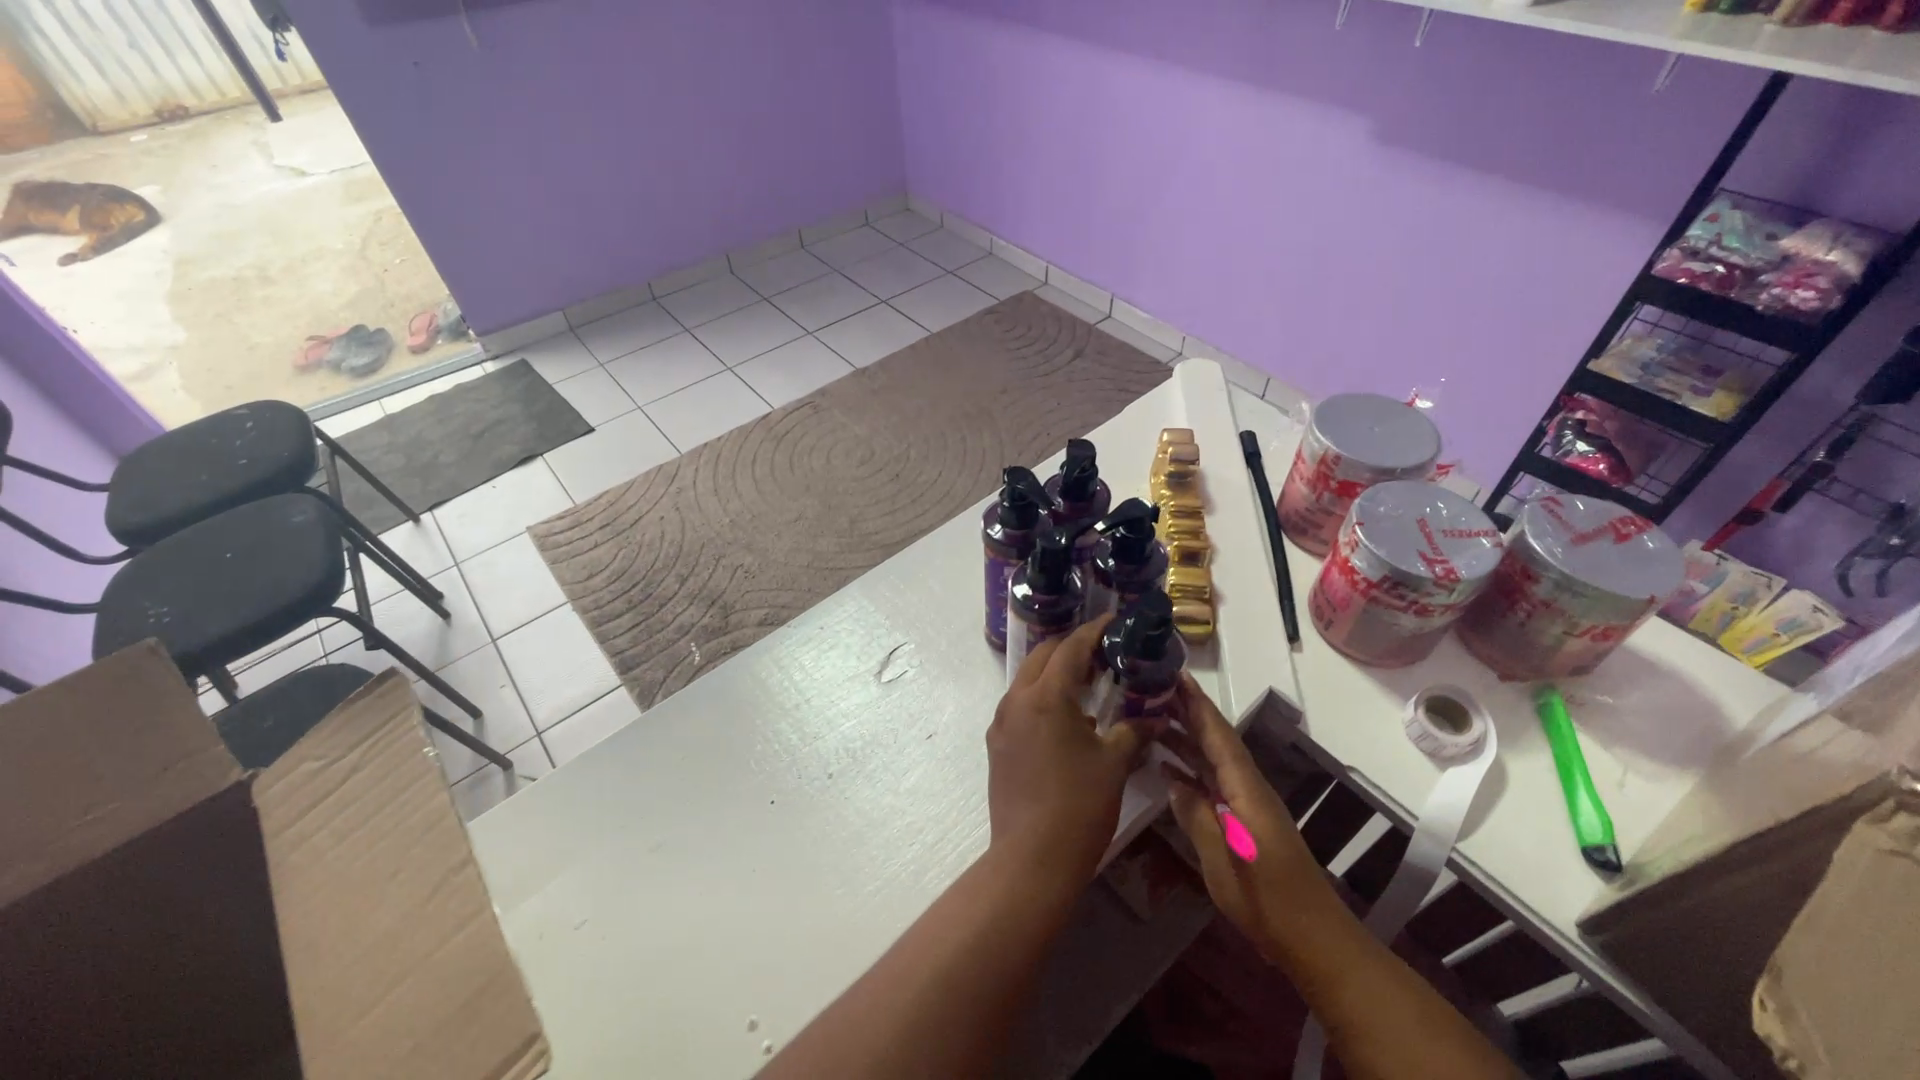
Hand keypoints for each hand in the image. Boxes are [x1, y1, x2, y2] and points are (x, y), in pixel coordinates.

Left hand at [986, 616, 1142, 890]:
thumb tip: (1155, 719)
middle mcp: (1016, 702)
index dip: (1094, 631)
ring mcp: (1001, 725)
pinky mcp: (997, 748)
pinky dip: (1044, 701)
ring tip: (1091, 686)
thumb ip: (1133, 732)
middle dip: (1072, 649)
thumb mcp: (1114, 764)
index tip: (1115, 622)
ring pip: (1028, 683)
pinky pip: (1021, 709)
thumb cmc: (1079, 806)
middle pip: (1042, 658)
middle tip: (1105, 653)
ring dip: (1056, 676)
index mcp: (1045, 697)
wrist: (1032, 859)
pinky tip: (1070, 722)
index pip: (1070, 648)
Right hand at [1161, 674, 1325, 961]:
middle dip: (1188, 712)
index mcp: (1247, 792)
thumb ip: (1198, 818)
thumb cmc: (1268, 902)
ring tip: (1150, 717)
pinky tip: (1168, 768)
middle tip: (1152, 687)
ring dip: (1186, 738)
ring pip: (1213, 761)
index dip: (1197, 705)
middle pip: (1216, 742)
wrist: (1314, 940)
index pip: (1219, 736)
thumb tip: (1173, 779)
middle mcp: (1249, 791)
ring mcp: (1248, 808)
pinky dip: (1190, 769)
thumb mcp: (1224, 862)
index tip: (1174, 674)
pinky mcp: (1244, 825)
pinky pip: (1213, 784)